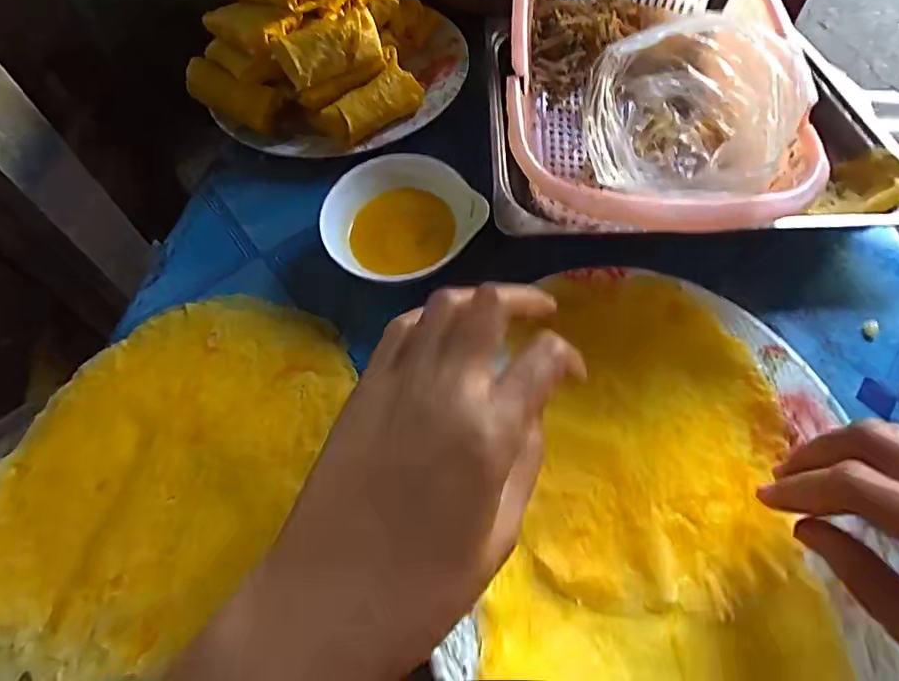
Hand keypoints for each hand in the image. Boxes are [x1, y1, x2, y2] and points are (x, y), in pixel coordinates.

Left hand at [173, 285, 583, 680]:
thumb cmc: (424, 586)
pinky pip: (402, 326)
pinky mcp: (365, 383)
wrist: (326, 600)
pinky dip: (431, 318)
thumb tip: (532, 410)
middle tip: (543, 311)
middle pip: (488, 304)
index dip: (567, 355)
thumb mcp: (499, 535)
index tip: (572, 373)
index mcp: (489, 431)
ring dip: (478, 300)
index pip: (543, 357)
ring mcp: (400, 378)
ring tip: (494, 316)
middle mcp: (447, 387)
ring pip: (443, 303)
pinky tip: (441, 334)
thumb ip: (525, 461)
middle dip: (525, 298)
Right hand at [757, 420, 898, 680]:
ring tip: (820, 468)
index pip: (868, 490)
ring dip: (858, 445)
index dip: (806, 487)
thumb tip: (807, 531)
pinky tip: (885, 468)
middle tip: (781, 476)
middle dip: (822, 452)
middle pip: (886, 444)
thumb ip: (877, 591)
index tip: (763, 498)